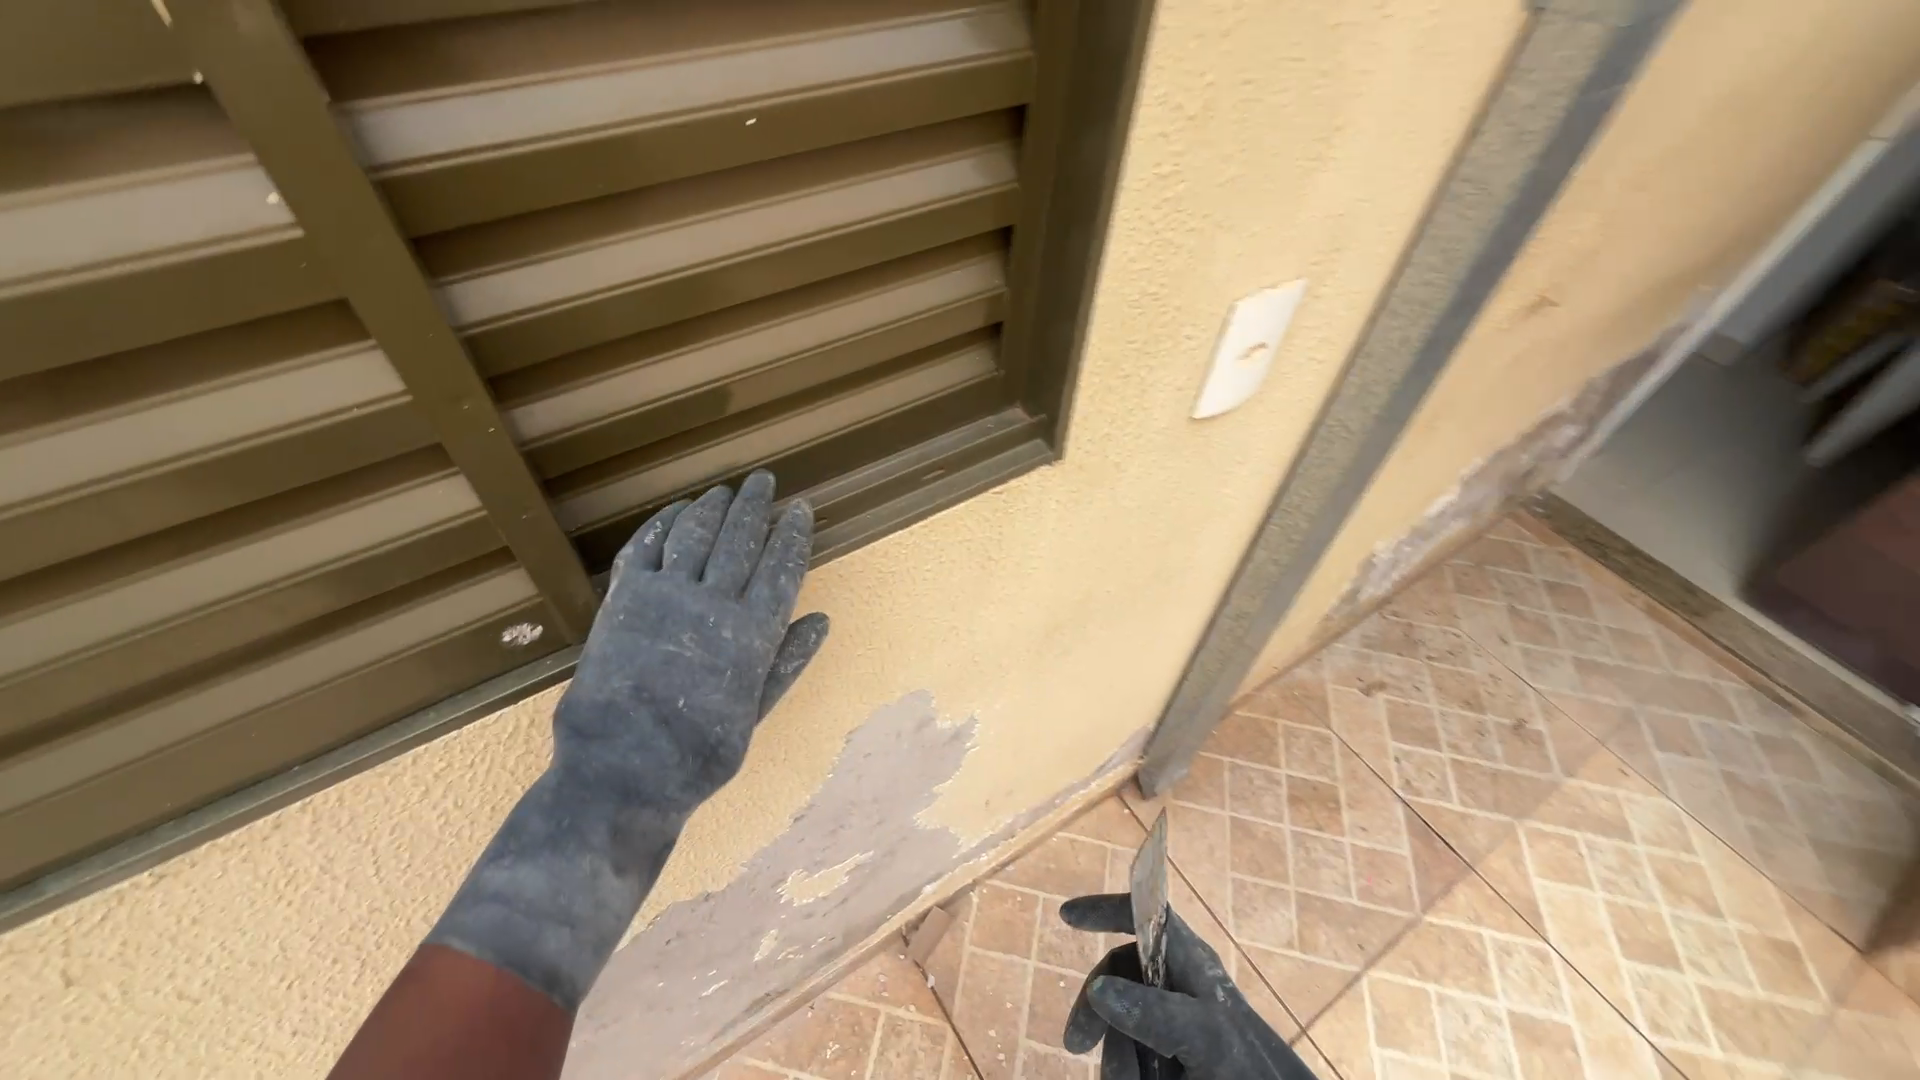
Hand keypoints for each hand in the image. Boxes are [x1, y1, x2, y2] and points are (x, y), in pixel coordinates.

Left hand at [557, 469, 829, 814]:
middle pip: (740, 540)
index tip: (802, 509)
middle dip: (755, 508)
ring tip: (725, 490)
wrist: (622, 768)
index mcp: (752, 633)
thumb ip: (787, 662)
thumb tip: (821, 620)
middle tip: (764, 481)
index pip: (781, 568)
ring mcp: (665, 597)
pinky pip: (646, 548)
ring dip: (713, 508)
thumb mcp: (755, 713)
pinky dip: (662, 524)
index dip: (793, 536)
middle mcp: (713, 604)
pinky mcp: (624, 599)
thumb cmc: (699, 752)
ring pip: (695, 535)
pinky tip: (676, 511)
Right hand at [1059, 894, 1319, 1079]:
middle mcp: (1175, 985)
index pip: (1142, 916)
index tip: (1067, 916)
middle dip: (1094, 1009)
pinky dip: (1126, 1069)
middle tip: (1075, 1045)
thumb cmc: (1250, 1070)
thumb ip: (1157, 1013)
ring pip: (1120, 1023)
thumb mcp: (1208, 1037)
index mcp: (1188, 962)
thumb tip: (1099, 988)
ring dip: (1115, 1055)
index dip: (1105, 909)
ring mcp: (1171, 1022)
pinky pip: (1132, 1053)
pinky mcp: (1170, 1055)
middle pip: (1117, 975)